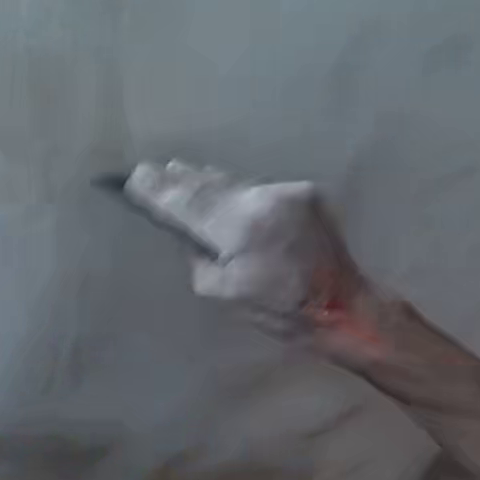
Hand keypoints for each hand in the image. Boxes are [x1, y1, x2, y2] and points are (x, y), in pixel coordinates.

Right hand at [123, 159, 390, 364]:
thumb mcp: (222, 293)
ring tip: (176, 170)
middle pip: (207, 185)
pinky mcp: (304, 192)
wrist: (346, 306)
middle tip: (149, 169)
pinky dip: (232, 189)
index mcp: (239, 229)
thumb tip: (187, 231)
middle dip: (176, 179)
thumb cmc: (280, 311)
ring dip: (203, 180)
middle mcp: (262, 200)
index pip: (187, 203)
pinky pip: (253, 188)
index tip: (133, 178)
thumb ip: (198, 256)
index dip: (158, 191)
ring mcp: (286, 192)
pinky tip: (217, 187)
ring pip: (231, 183)